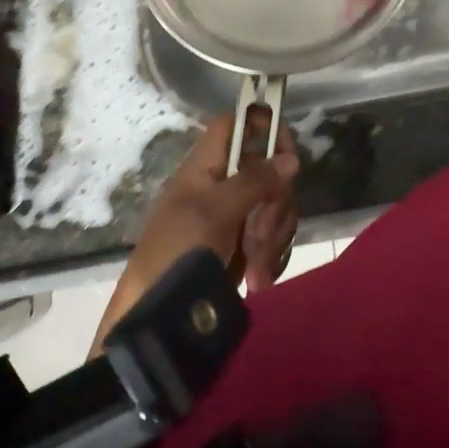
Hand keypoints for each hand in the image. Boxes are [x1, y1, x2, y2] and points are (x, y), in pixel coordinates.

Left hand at [94, 109, 298, 349]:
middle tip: (259, 231)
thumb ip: (255, 180)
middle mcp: (223, 188)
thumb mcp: (215, 211)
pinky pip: (275, 237)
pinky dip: (272, 256)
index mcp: (205, 169)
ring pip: (277, 206)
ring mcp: (235, 219)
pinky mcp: (245, 248)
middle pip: (269, 171)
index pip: (235, 125)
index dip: (262, 126)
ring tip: (256, 268)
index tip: (286, 153)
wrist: (158, 322)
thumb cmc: (178, 253)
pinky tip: (259, 278)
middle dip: (275, 203)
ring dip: (273, 236)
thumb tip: (290, 159)